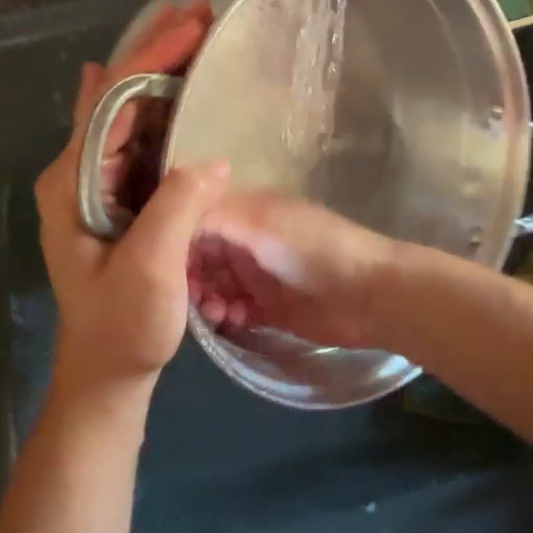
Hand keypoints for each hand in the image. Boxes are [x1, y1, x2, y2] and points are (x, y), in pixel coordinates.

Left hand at [35, 1, 226, 391]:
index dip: (152, 59)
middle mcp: (79, 170)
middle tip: (199, 11)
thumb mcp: (150, 271)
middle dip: (156, 49)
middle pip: (118, 95)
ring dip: (163, 69)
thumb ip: (176, 208)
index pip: (113, 102)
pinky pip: (142, 135)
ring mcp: (98, 182)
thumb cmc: (122, 326)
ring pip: (131, 110)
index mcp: (74, 181)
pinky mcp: (121, 196)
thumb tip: (211, 155)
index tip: (194, 27)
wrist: (107, 373)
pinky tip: (174, 78)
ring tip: (197, 32)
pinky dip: (166, 102)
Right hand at [189, 189, 400, 349]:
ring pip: (216, 285)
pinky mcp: (271, 309)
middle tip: (190, 295)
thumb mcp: (260, 224)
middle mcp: (251, 240)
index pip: (198, 219)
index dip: (179, 239)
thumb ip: (215, 217)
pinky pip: (235, 311)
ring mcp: (261, 275)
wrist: (368, 294)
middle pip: (204, 255)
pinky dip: (228, 316)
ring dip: (208, 298)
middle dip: (191, 274)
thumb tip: (172, 212)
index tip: (163, 263)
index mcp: (249, 211)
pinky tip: (233, 321)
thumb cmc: (313, 250)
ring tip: (216, 312)